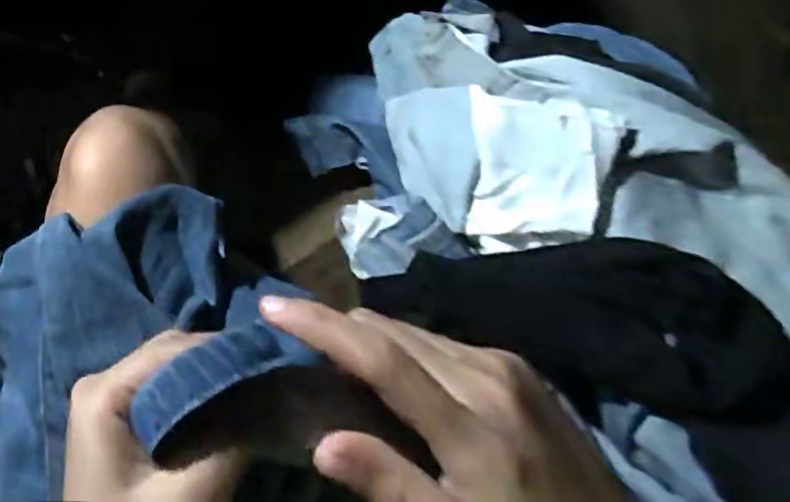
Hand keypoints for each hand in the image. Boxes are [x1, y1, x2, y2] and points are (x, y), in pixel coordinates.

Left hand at [63, 330, 251, 501]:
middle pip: (165, 356)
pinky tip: (223, 406)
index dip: (216, 351)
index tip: (261, 358)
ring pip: (165, 372)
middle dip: (213, 362)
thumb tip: (270, 398)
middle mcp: (99, 383)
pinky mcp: (115, 422)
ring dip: (205, 378)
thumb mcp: (185, 497)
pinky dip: (191, 396)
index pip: (167, 350)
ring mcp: (104, 401)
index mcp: (101, 391)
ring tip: (249, 385)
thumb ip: (226, 445)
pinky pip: (158, 393)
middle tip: (261, 372)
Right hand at [259, 297, 629, 501]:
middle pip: (389, 331)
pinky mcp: (518, 364)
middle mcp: (487, 374)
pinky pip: (440, 341)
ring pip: (412, 330)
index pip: (378, 357)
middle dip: (337, 330)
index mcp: (475, 428)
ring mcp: (506, 364)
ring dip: (369, 339)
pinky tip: (398, 375)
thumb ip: (391, 485)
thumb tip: (320, 441)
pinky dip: (405, 349)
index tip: (271, 306)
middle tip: (297, 340)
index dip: (319, 327)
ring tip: (338, 358)